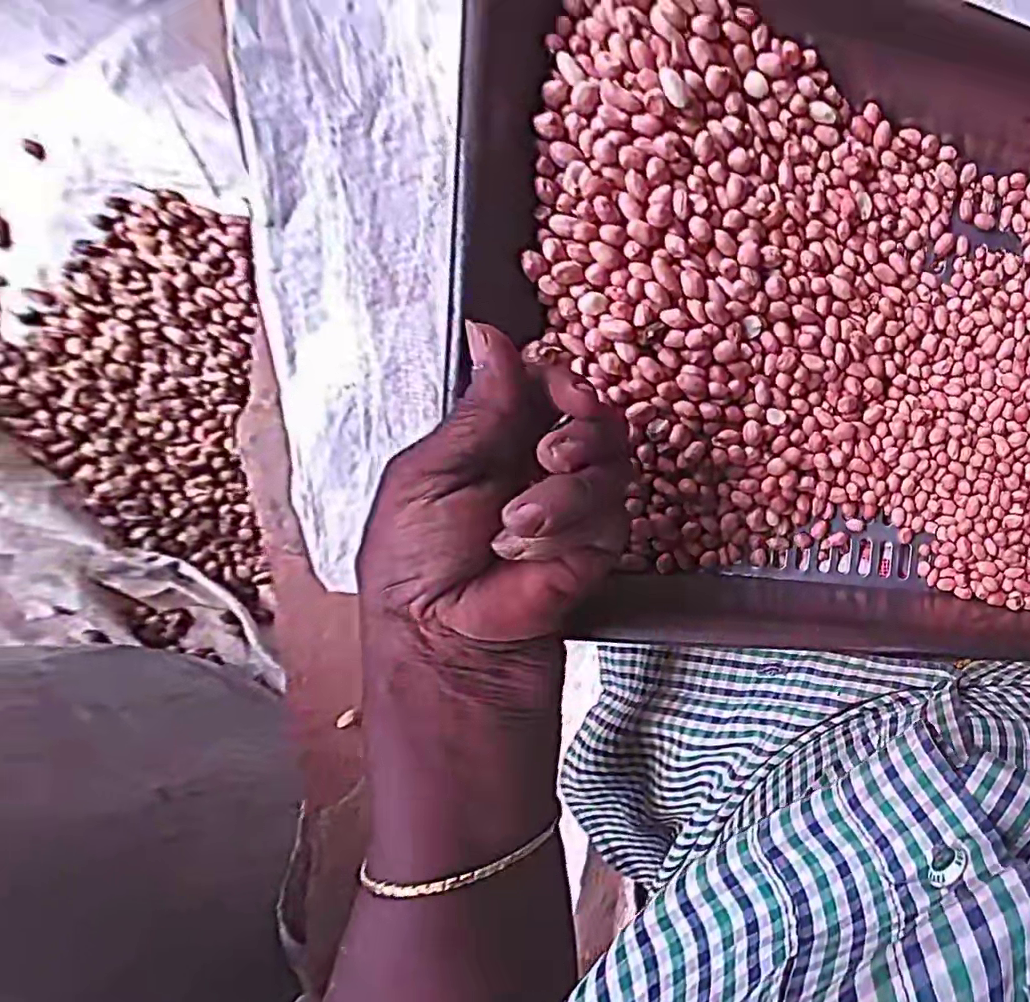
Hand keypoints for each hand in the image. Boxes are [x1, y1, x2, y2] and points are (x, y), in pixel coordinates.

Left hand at [356, 321, 630, 715]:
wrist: (449, 635)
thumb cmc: (418, 560)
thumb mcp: (433, 471)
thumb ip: (481, 410)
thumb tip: (494, 339)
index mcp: (497, 438)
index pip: (548, 388)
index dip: (564, 381)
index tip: (566, 391)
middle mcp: (546, 464)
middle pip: (597, 419)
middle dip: (582, 431)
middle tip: (551, 456)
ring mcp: (581, 501)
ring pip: (611, 464)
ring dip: (563, 493)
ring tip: (518, 523)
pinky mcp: (606, 538)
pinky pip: (609, 513)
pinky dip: (565, 530)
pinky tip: (528, 551)